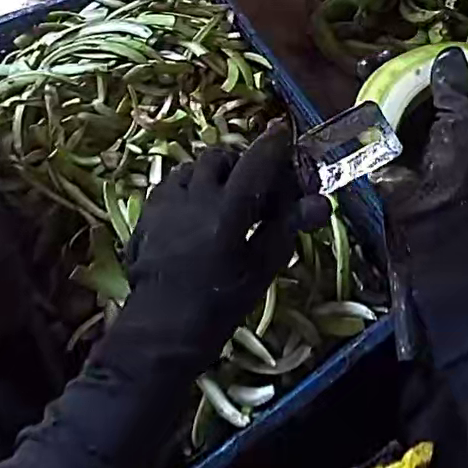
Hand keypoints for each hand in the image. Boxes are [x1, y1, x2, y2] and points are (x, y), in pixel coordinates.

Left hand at [123, 120, 330, 362]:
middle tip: (252, 185)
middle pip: (220, 157)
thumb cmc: (219, 305)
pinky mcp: (146, 215)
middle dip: (239, 162)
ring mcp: (166, 203)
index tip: (283, 132)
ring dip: (211, 174)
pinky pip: (170, 185)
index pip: (256, 160)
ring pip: (192, 167)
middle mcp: (195, 196)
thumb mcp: (262, 267)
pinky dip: (187, 188)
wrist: (161, 335)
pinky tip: (193, 211)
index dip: (273, 143)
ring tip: (222, 196)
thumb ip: (287, 227)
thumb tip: (320, 202)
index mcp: (228, 209)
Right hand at [372, 48, 467, 245]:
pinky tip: (356, 92)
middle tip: (381, 56)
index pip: (429, 77)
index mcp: (445, 112)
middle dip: (390, 67)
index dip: (418, 60)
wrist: (430, 219)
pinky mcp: (374, 147)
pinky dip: (360, 103)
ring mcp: (395, 133)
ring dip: (372, 80)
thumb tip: (450, 51)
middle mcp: (419, 119)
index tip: (408, 49)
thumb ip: (453, 88)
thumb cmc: (454, 171)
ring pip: (380, 97)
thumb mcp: (461, 123)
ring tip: (366, 66)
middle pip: (401, 83)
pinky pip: (365, 119)